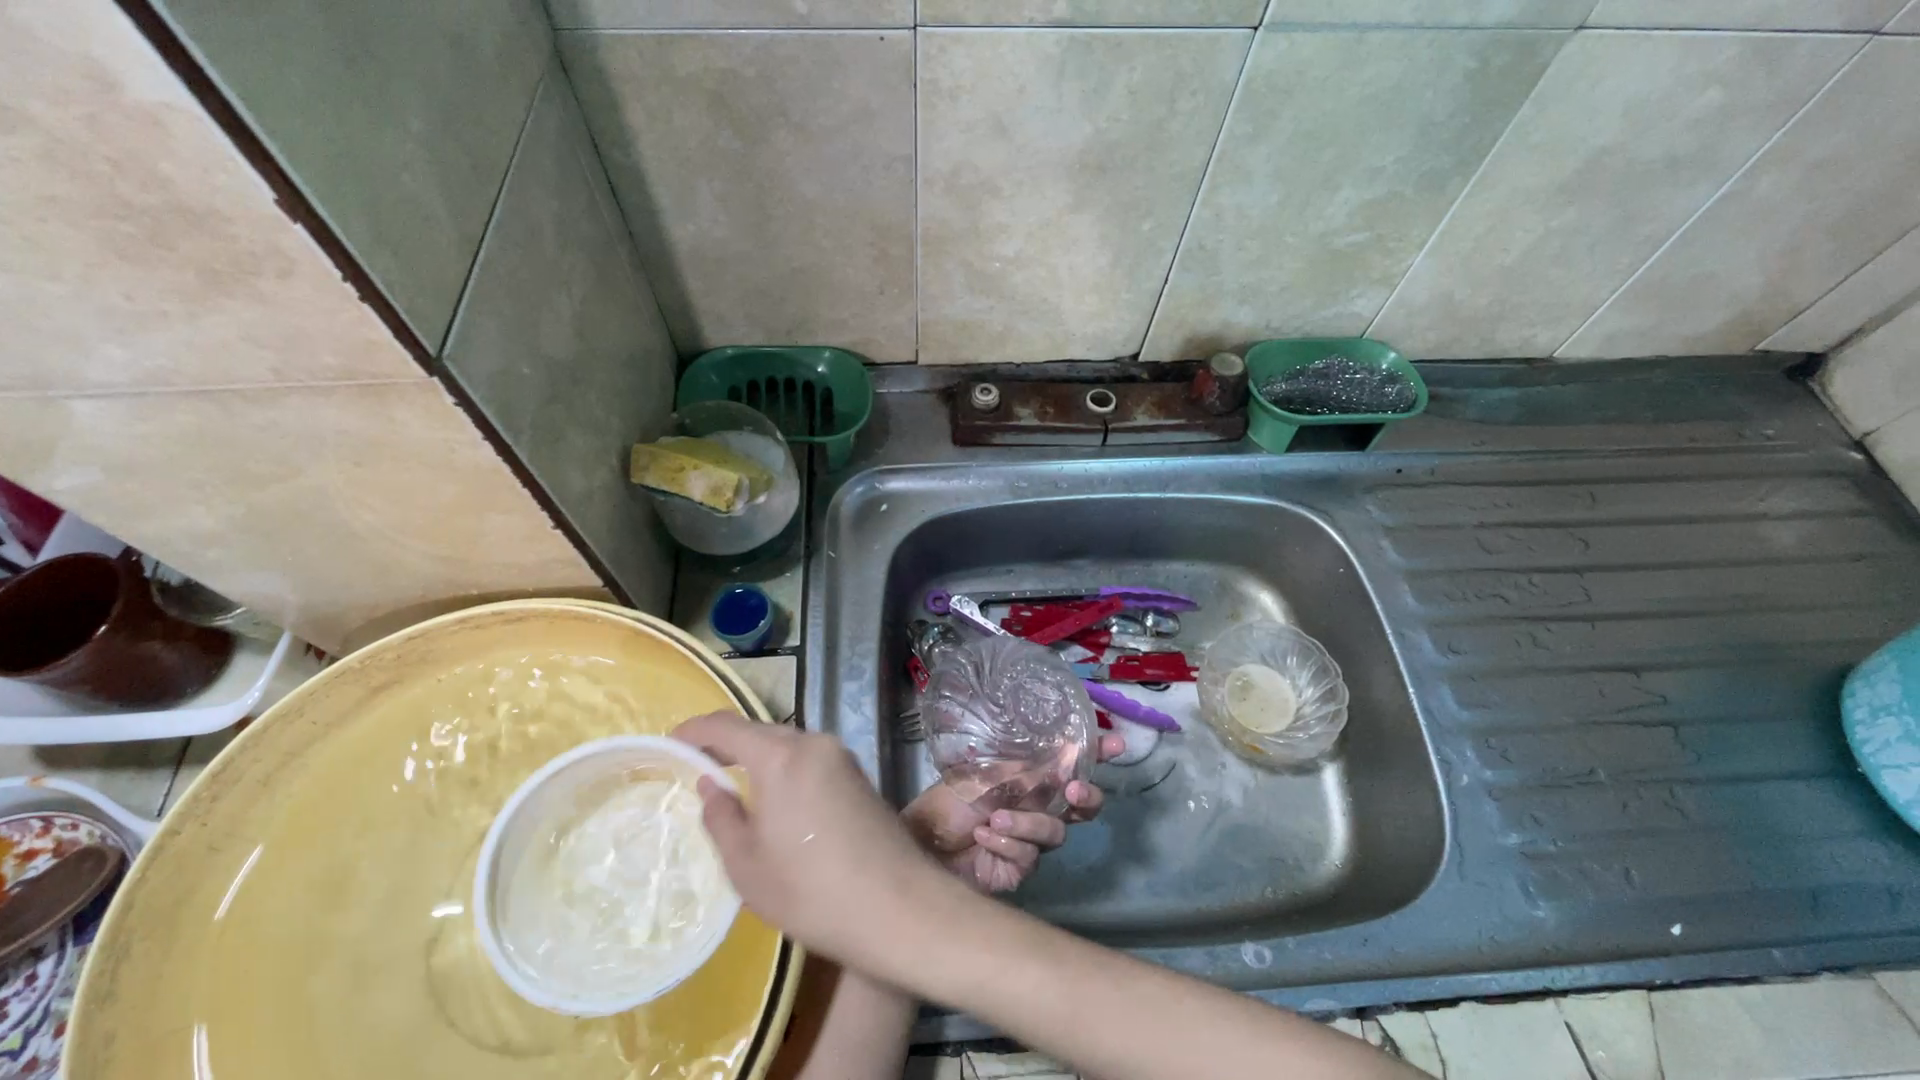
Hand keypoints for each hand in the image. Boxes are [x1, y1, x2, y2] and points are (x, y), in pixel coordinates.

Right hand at [674, 712, 957, 967]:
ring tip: (732, 784)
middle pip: (761, 732)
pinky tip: (774, 800)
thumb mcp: (747, 865)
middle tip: (697, 766)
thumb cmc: (811, 892)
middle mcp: (816, 744)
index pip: (727, 726)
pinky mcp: (861, 779)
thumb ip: (721, 817)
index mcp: (782, 756)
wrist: (900, 909)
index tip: (670, 742)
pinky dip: (785, 771)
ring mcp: (844, 759)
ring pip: (789, 746)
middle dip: (727, 744)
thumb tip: (712, 784)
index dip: (694, 730)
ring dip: (758, 758)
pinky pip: (811, 762)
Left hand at [903, 733, 1123, 893]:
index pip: (1070, 765)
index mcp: (1029, 780)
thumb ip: (1027, 768)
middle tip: (1072, 792)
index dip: (1096, 754)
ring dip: (1026, 824)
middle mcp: (1036, 809)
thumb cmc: (947, 803)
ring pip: (1055, 832)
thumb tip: (1068, 747)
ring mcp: (1031, 841)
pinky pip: (1030, 856)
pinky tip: (984, 838)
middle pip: (1081, 807)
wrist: (920, 845)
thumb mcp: (986, 776)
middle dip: (1085, 797)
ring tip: (994, 820)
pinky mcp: (1021, 870)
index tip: (1116, 744)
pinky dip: (1007, 844)